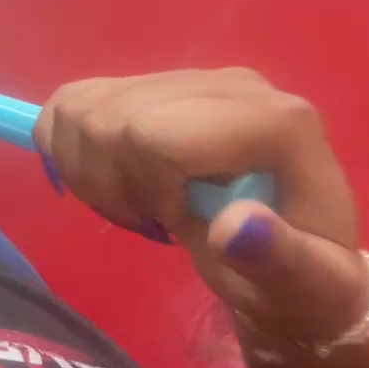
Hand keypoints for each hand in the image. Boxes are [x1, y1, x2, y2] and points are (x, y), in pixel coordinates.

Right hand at [35, 69, 368, 345]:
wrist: (288, 250)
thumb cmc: (295, 275)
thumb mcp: (304, 287)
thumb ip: (278, 259)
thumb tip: (237, 226)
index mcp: (274, 122)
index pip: (152, 132)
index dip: (145, 186)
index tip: (177, 223)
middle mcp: (226, 85)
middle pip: (107, 119)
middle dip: (108, 183)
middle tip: (148, 219)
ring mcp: (182, 80)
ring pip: (78, 108)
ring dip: (83, 170)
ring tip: (129, 202)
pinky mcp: (145, 85)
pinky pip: (70, 100)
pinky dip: (64, 147)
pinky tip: (102, 176)